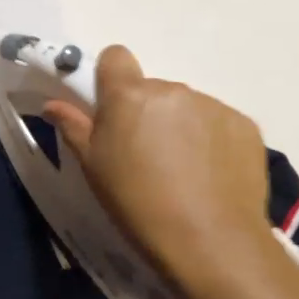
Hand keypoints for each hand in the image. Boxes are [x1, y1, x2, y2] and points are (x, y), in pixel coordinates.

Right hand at [41, 47, 270, 281]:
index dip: (111, 78)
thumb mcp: (94, 168)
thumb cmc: (137, 203)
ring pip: (187, 107)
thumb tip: (53, 104)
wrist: (210, 241)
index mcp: (129, 95)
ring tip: (182, 172)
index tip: (111, 109)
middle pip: (153, 89)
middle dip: (147, 113)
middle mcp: (172, 89)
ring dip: (180, 127)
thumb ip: (73, 127)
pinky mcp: (244, 125)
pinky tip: (210, 177)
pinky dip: (212, 142)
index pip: (116, 57)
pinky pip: (219, 125)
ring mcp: (213, 105)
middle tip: (145, 155)